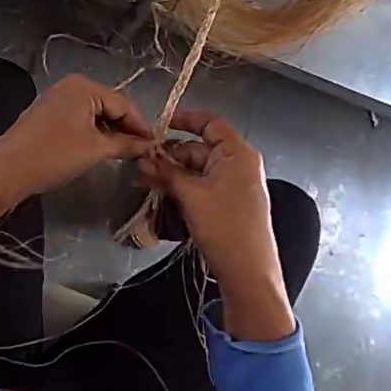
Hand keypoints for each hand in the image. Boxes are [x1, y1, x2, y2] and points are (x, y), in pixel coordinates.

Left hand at [0, 75, 154, 201]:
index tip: (156, 145)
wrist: (6, 171)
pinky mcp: (48, 114)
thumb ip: (126, 144)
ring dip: (111, 132)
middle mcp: (71, 85)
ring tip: (125, 153)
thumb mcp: (95, 149)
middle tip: (143, 151)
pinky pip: (80, 119)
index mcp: (85, 87)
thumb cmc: (54, 155)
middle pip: (110, 106)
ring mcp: (57, 98)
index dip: (142, 126)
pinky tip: (101, 149)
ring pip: (96, 114)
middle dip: (127, 128)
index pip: (125, 104)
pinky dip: (94, 132)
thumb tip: (148, 145)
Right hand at [136, 108, 294, 340]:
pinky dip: (184, 185)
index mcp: (238, 152)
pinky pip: (203, 184)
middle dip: (172, 153)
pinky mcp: (230, 201)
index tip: (159, 124)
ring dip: (174, 172)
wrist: (249, 272)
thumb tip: (143, 158)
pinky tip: (161, 191)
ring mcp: (236, 183)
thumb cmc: (224, 226)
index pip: (211, 123)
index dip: (185, 119)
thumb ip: (166, 173)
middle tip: (141, 162)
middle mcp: (240, 162)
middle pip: (201, 147)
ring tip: (144, 178)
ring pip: (199, 167)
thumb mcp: (191, 196)